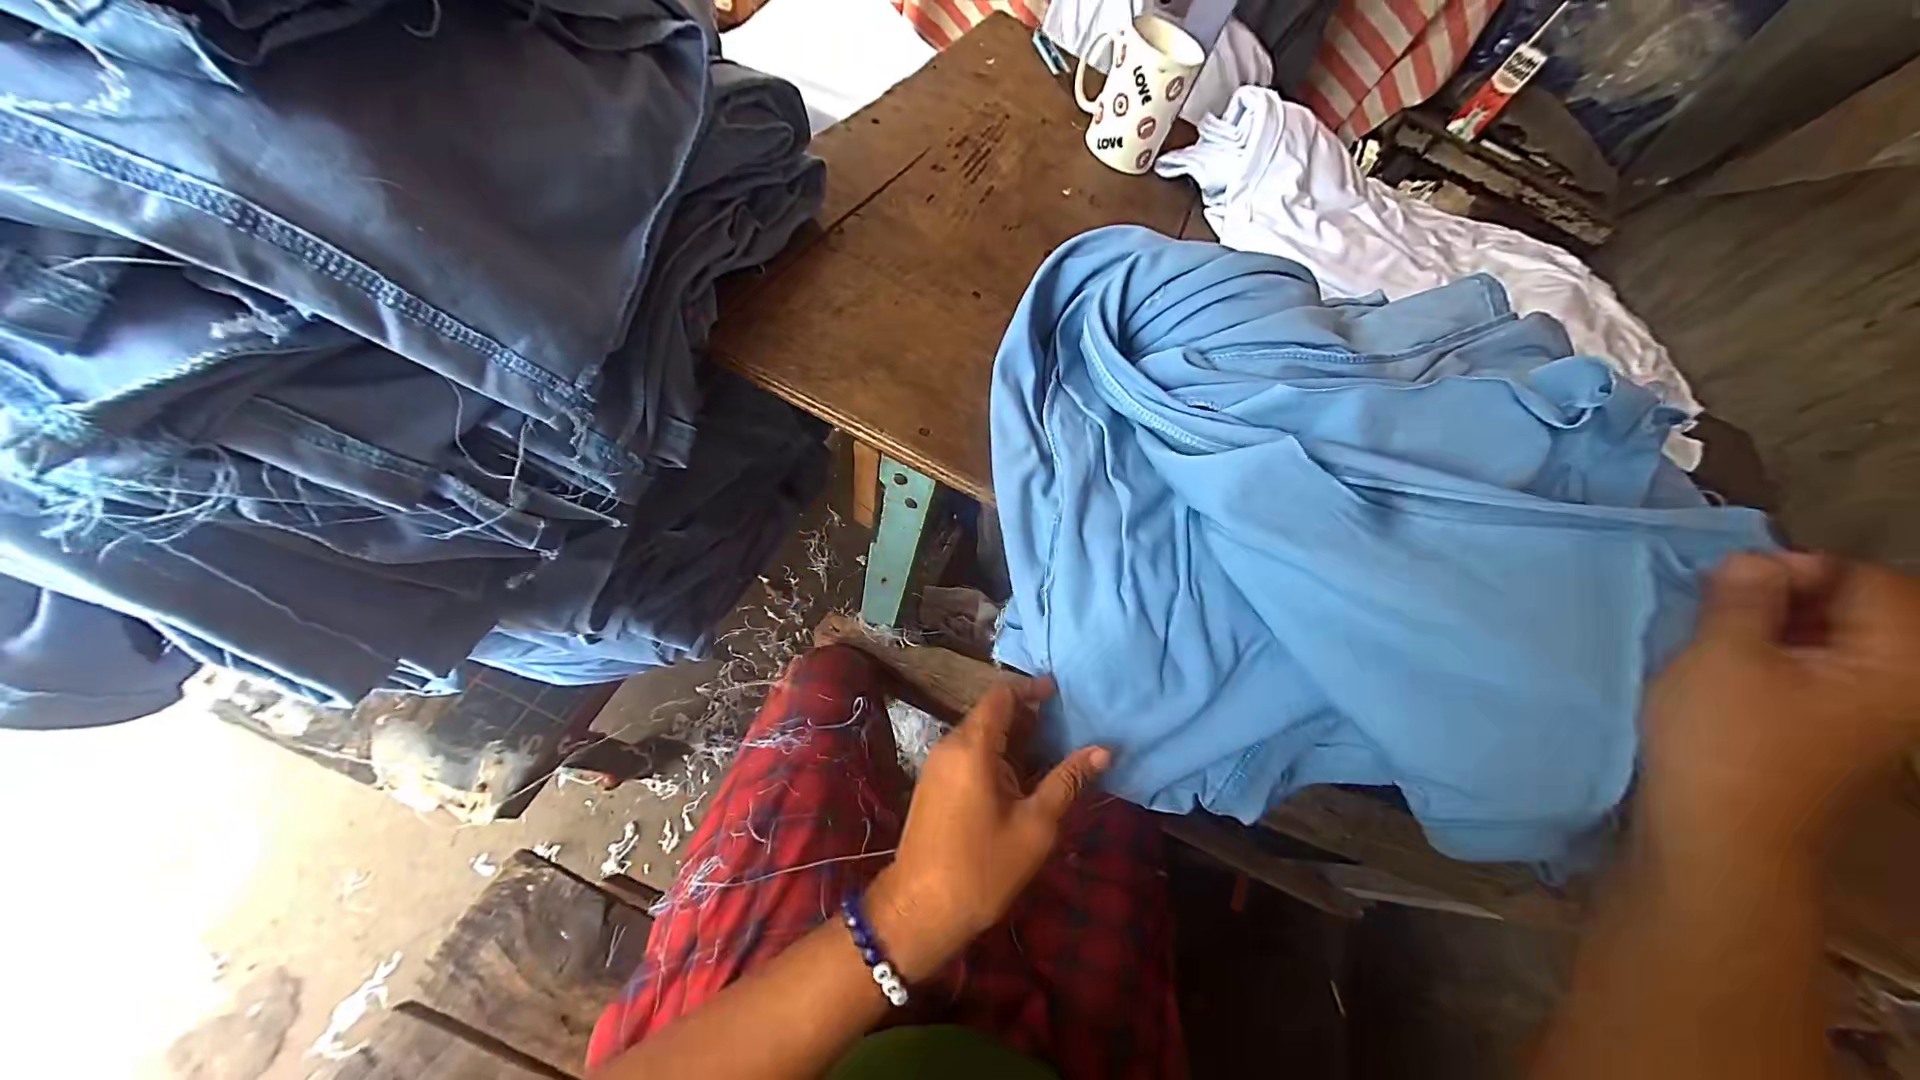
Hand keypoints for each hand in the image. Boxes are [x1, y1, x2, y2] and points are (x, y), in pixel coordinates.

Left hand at [865, 675, 1109, 979]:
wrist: (920, 908)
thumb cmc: (982, 868)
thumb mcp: (1035, 826)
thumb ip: (1067, 781)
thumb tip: (1103, 751)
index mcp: (972, 747)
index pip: (1000, 696)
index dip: (1030, 689)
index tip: (1060, 693)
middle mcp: (949, 746)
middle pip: (989, 713)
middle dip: (1026, 714)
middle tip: (1064, 725)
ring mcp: (937, 764)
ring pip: (979, 733)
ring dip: (1012, 736)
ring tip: (1050, 749)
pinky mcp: (934, 783)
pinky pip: (968, 752)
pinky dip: (995, 752)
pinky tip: (1021, 775)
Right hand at [1641, 552, 1919, 862]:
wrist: (1718, 827)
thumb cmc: (1723, 738)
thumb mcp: (1722, 656)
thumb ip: (1742, 599)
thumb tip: (1752, 560)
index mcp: (1900, 664)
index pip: (1870, 581)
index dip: (1797, 568)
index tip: (1727, 581)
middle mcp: (1905, 685)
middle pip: (1861, 609)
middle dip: (1785, 595)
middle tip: (1716, 603)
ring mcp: (1872, 711)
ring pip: (1832, 638)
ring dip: (1772, 625)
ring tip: (1713, 632)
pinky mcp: (1832, 727)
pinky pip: (1814, 668)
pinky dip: (1772, 653)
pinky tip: (1726, 664)